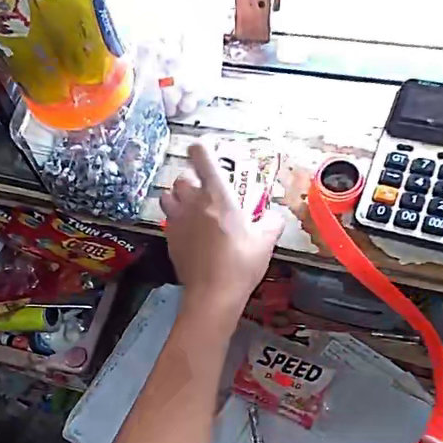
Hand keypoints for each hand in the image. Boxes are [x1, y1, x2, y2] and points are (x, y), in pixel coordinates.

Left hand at [160, 143, 286, 319]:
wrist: (213, 294)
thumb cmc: (241, 264)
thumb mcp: (266, 242)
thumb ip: (272, 223)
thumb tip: (275, 216)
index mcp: (218, 195)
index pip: (201, 155)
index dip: (202, 148)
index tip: (208, 152)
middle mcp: (194, 202)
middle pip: (182, 177)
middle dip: (192, 179)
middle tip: (206, 191)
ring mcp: (177, 220)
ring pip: (168, 195)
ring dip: (178, 197)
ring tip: (191, 208)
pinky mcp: (169, 238)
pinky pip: (168, 219)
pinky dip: (175, 220)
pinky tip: (189, 232)